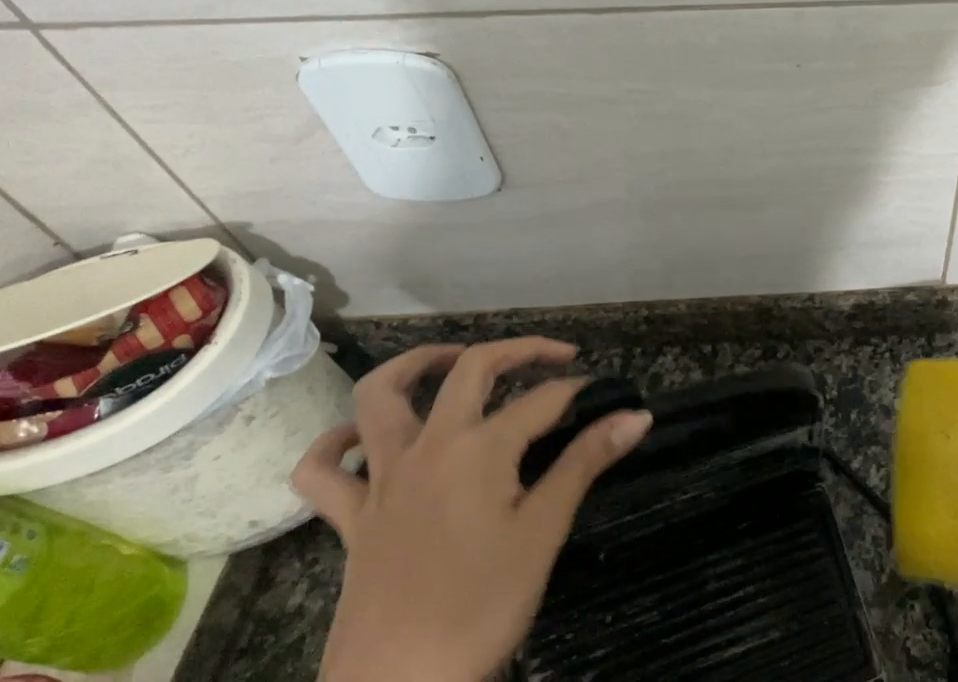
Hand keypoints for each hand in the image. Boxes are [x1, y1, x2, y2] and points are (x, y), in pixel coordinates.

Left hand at [291, 338, 652, 681]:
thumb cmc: (481, 607)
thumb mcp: (544, 533)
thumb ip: (585, 463)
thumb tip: (636, 414)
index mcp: (479, 449)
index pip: (542, 400)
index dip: (579, 392)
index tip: (611, 401)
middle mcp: (427, 447)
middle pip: (469, 370)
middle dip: (516, 351)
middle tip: (553, 357)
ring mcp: (381, 480)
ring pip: (379, 397)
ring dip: (414, 365)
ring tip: (451, 360)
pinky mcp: (350, 518)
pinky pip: (321, 471)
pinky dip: (334, 445)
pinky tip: (358, 440)